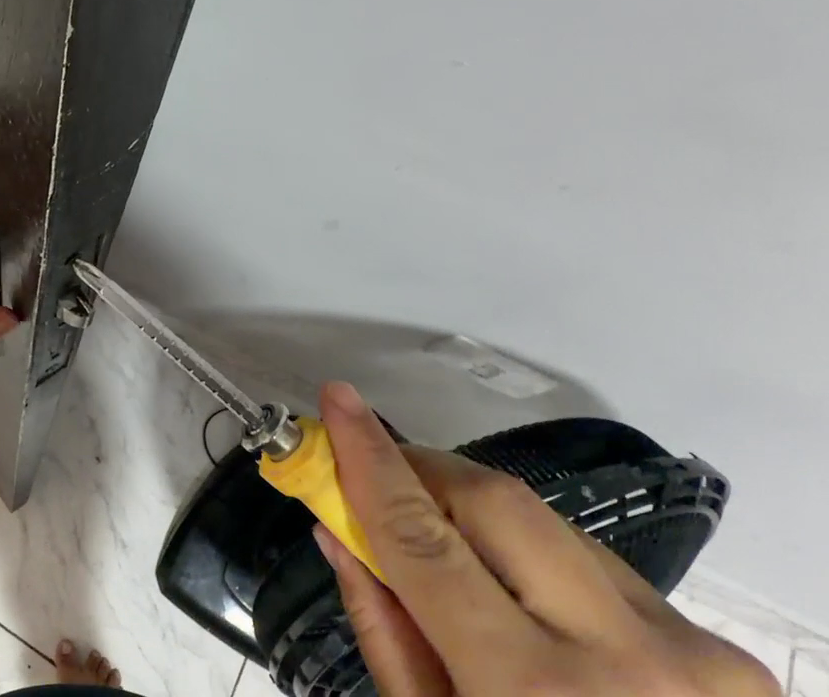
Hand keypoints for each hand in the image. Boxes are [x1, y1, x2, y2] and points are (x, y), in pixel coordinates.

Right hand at [316, 381, 781, 696]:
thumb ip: (383, 625)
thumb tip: (336, 528)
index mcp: (533, 689)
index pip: (423, 539)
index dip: (370, 459)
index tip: (336, 400)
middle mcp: (627, 656)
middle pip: (494, 504)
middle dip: (421, 470)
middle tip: (372, 468)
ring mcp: (695, 651)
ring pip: (548, 525)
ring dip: (477, 515)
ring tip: (445, 545)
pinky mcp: (730, 653)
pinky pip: (598, 564)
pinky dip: (536, 556)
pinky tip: (522, 593)